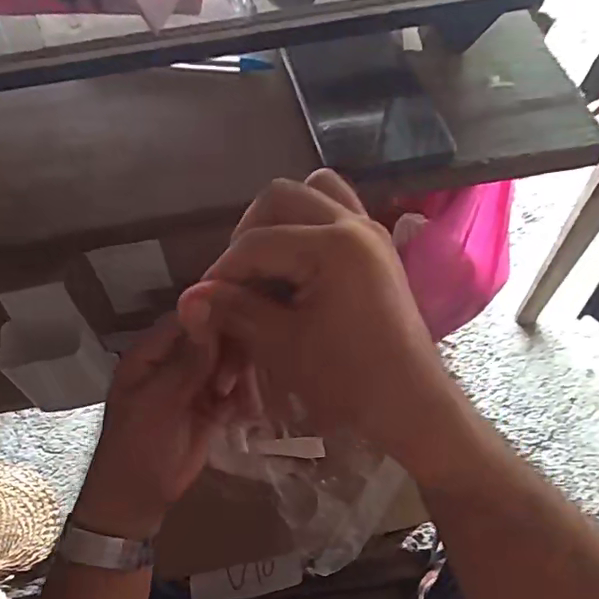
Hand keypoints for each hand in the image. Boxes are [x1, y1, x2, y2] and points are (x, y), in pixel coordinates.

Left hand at [75, 317, 229, 540]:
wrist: (137, 498)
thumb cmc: (136, 447)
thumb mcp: (159, 402)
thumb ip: (187, 361)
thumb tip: (208, 312)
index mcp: (152, 354)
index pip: (189, 320)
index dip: (217, 320)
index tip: (246, 326)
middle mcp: (175, 364)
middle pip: (214, 341)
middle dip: (232, 355)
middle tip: (235, 381)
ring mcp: (194, 388)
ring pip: (229, 367)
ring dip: (242, 379)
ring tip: (244, 401)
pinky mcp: (211, 411)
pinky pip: (234, 394)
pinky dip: (244, 400)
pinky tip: (250, 411)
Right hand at [177, 170, 465, 476]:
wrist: (409, 404)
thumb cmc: (347, 381)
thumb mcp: (282, 347)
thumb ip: (235, 312)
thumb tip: (189, 297)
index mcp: (332, 246)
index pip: (255, 243)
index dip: (221, 272)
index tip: (203, 303)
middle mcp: (354, 224)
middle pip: (281, 198)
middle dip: (247, 235)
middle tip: (234, 279)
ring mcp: (372, 232)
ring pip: (315, 194)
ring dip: (281, 220)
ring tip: (266, 264)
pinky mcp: (379, 249)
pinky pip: (339, 214)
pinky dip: (310, 227)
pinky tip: (297, 268)